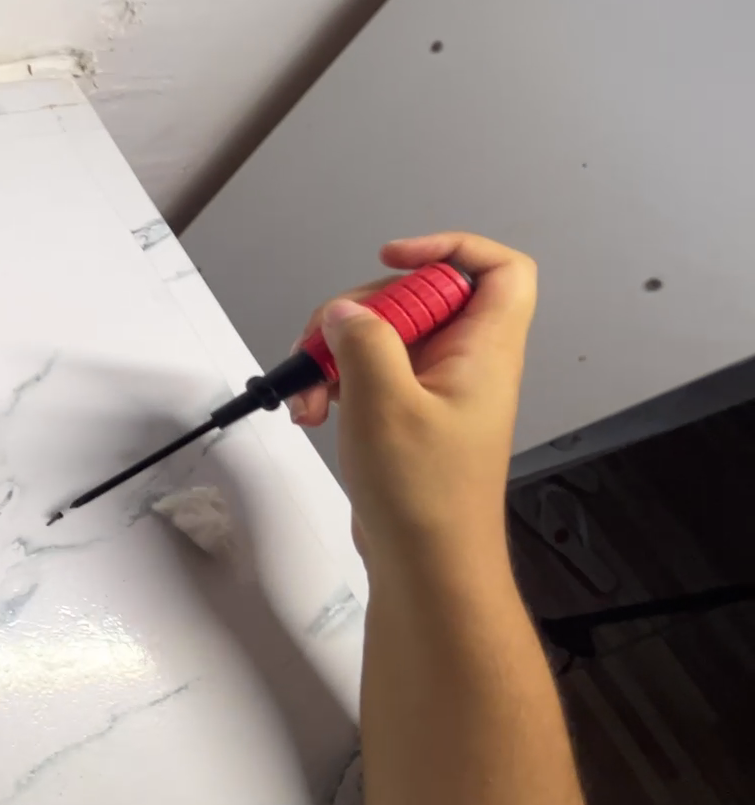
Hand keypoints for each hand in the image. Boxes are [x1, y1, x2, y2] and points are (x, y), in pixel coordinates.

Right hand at [287, 234, 536, 572]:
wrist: (423, 555)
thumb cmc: (420, 486)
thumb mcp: (385, 404)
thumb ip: (365, 343)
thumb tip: (345, 312)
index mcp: (482, 351)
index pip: (496, 270)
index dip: (447, 249)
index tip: (387, 259)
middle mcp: (462, 362)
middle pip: (412, 301)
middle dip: (354, 317)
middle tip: (319, 348)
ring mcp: (430, 388)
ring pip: (377, 340)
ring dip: (331, 358)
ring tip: (308, 397)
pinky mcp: (401, 412)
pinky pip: (364, 375)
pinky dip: (331, 386)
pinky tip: (312, 412)